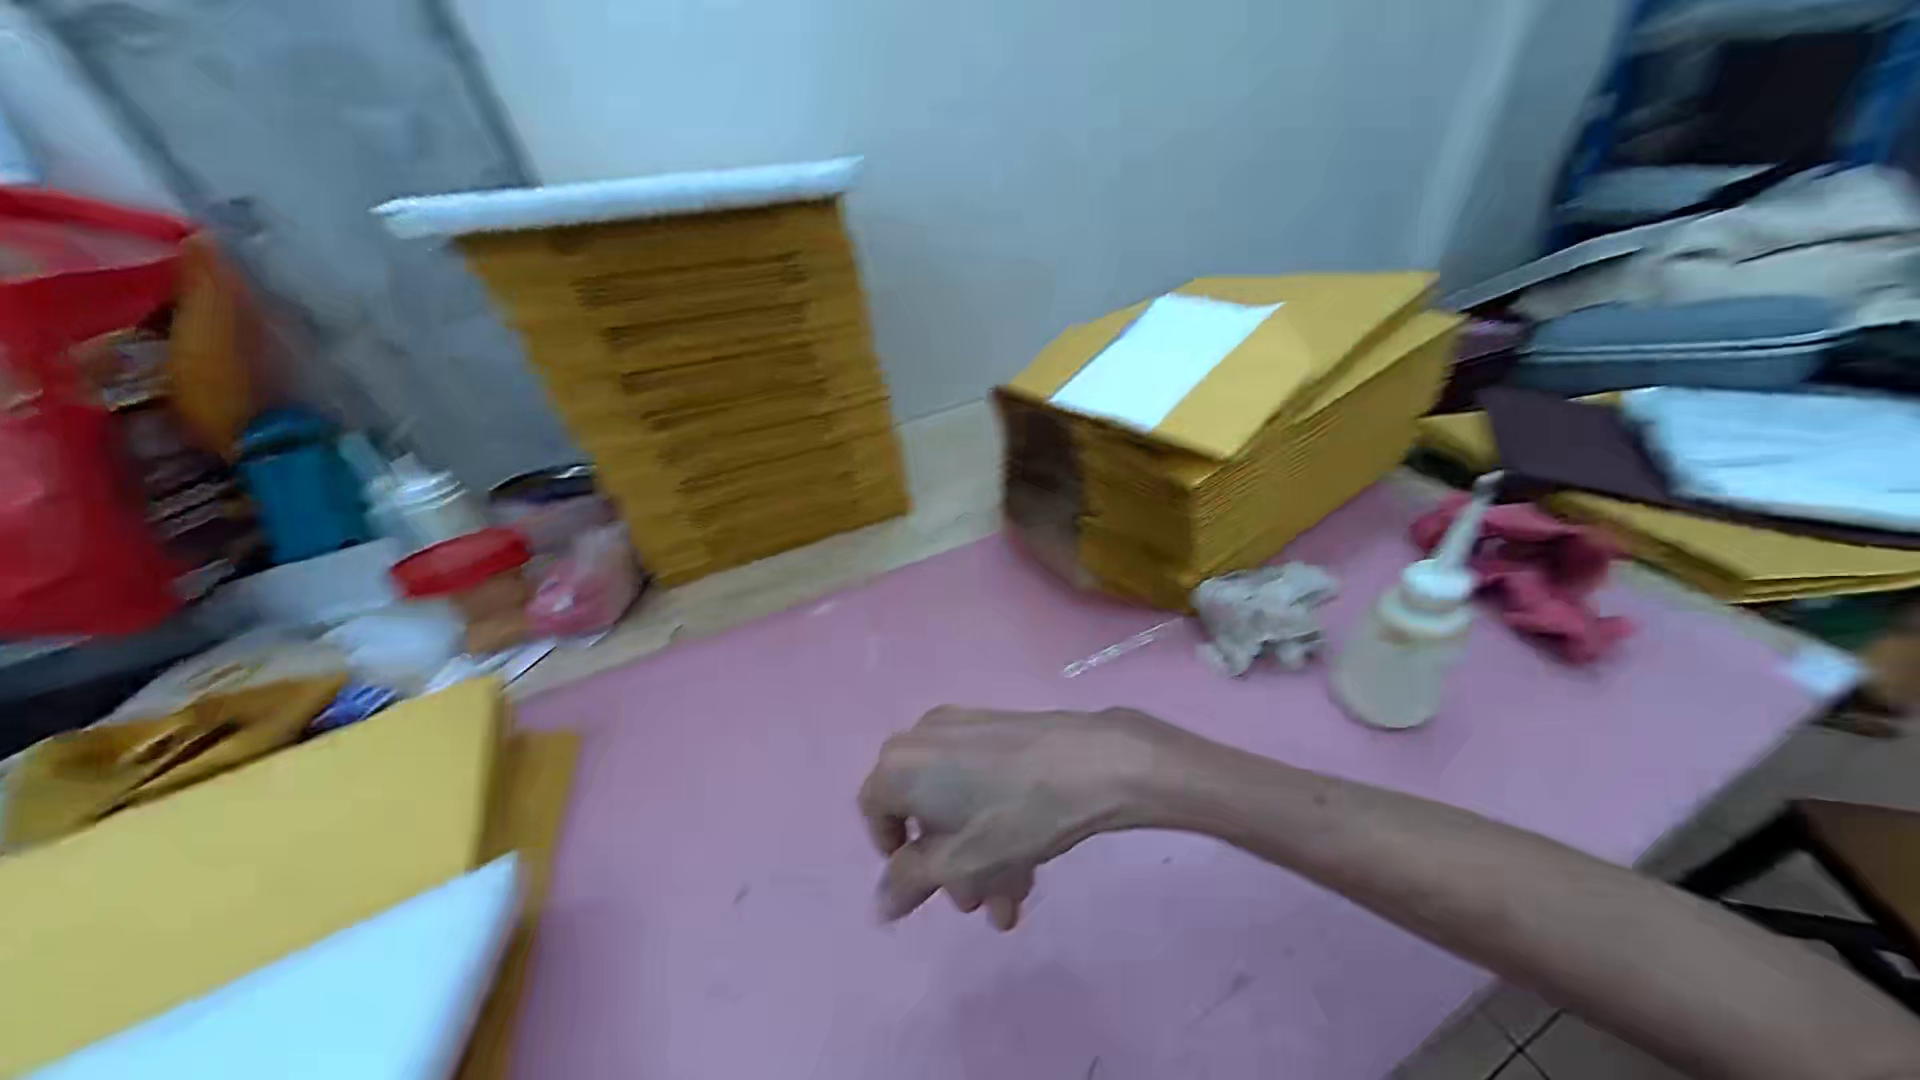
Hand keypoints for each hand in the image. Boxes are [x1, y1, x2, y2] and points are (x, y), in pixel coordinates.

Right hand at [858, 706, 1201, 929]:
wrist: (1094, 763)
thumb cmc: (1014, 817)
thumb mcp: (958, 863)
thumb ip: (910, 883)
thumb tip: (881, 902)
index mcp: (900, 763)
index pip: (874, 813)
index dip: (893, 856)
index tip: (923, 885)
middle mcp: (924, 736)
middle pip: (922, 811)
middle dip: (947, 866)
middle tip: (975, 902)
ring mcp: (964, 727)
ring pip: (957, 800)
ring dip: (976, 854)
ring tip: (1011, 896)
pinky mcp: (999, 726)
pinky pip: (980, 779)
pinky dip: (992, 820)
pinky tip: (1027, 863)